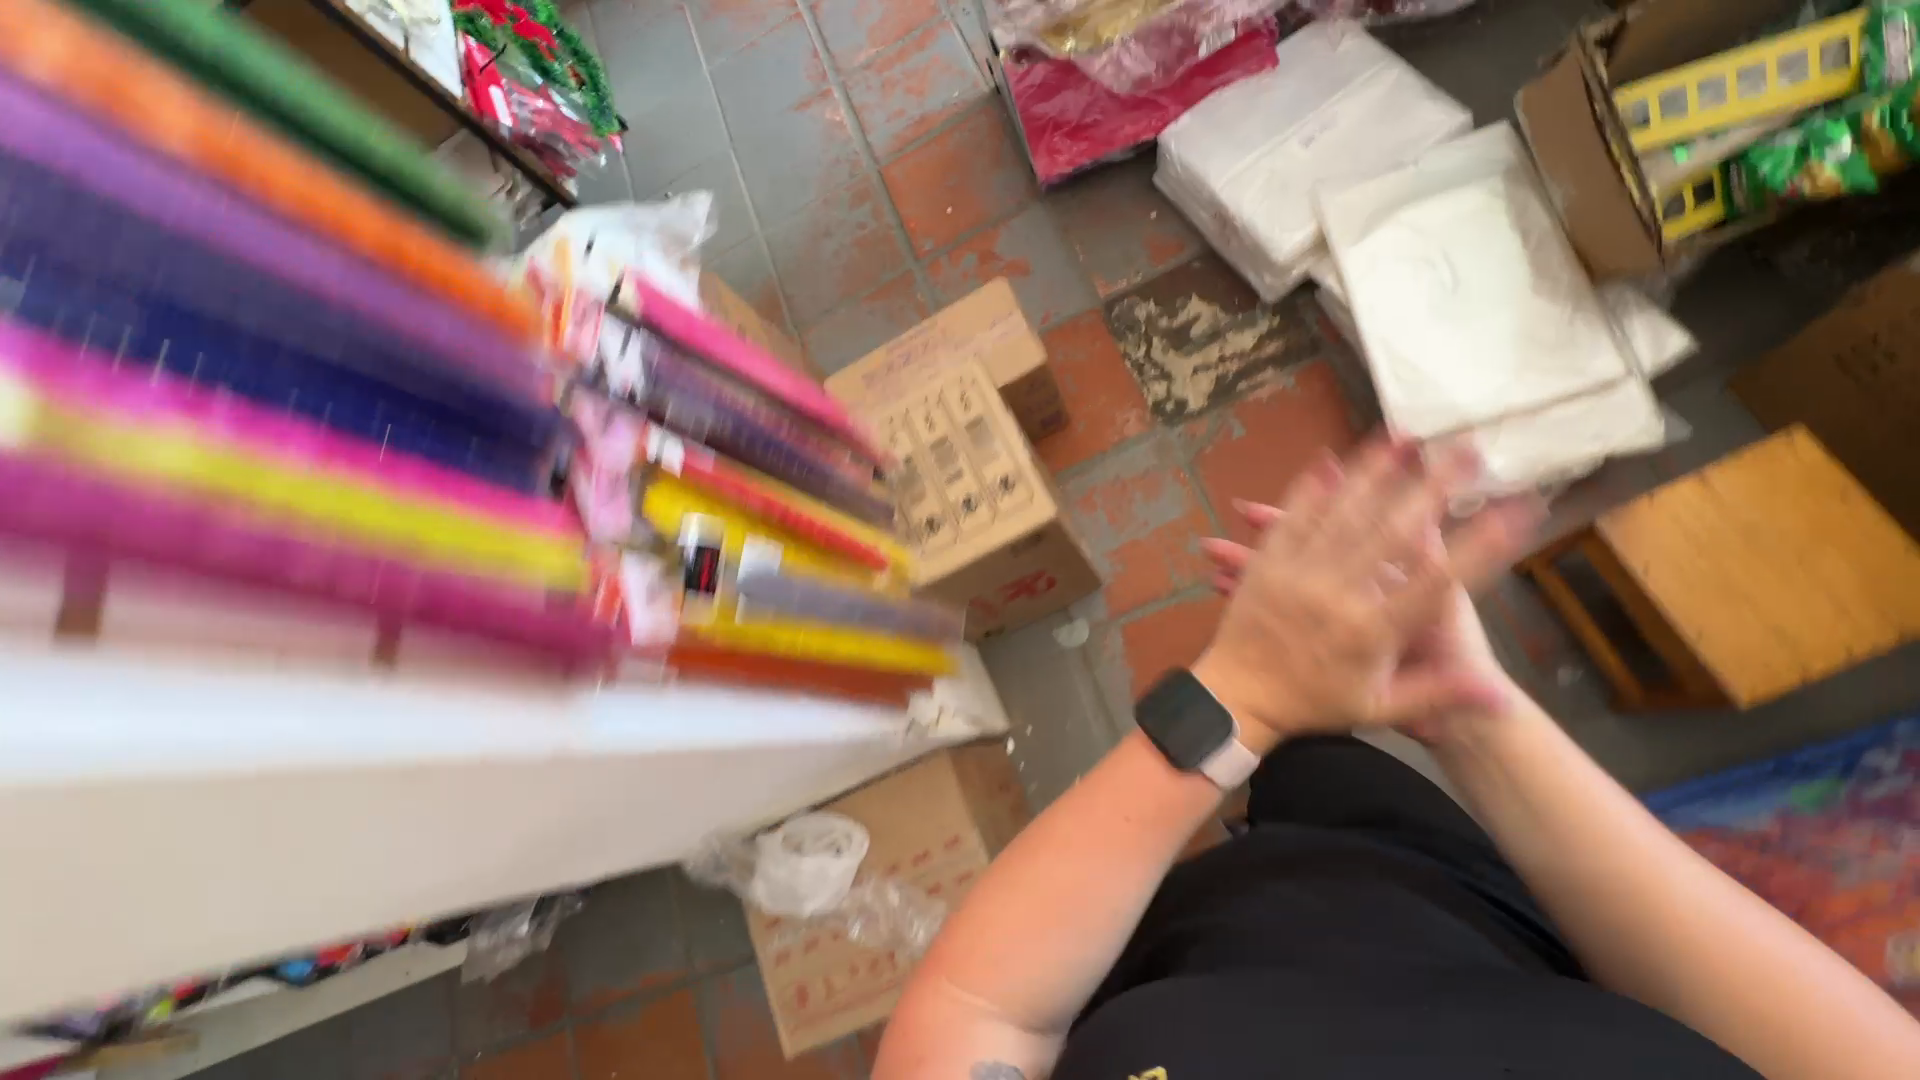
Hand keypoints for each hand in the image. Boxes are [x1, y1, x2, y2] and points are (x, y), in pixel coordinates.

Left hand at [1190, 439, 1538, 750]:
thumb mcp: (1379, 708)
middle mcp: (1336, 594)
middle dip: (1432, 486)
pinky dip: (1310, 491)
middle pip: (1392, 531)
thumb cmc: (1312, 704)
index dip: (1481, 543)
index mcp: (1372, 630)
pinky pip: (1291, 521)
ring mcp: (1297, 575)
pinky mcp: (1266, 565)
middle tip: (1465, 449)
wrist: (1237, 698)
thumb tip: (1503, 697)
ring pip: (1341, 515)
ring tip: (1400, 438)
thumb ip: (1439, 693)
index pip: (1438, 580)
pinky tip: (1330, 461)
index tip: (1517, 508)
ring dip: (1372, 473)